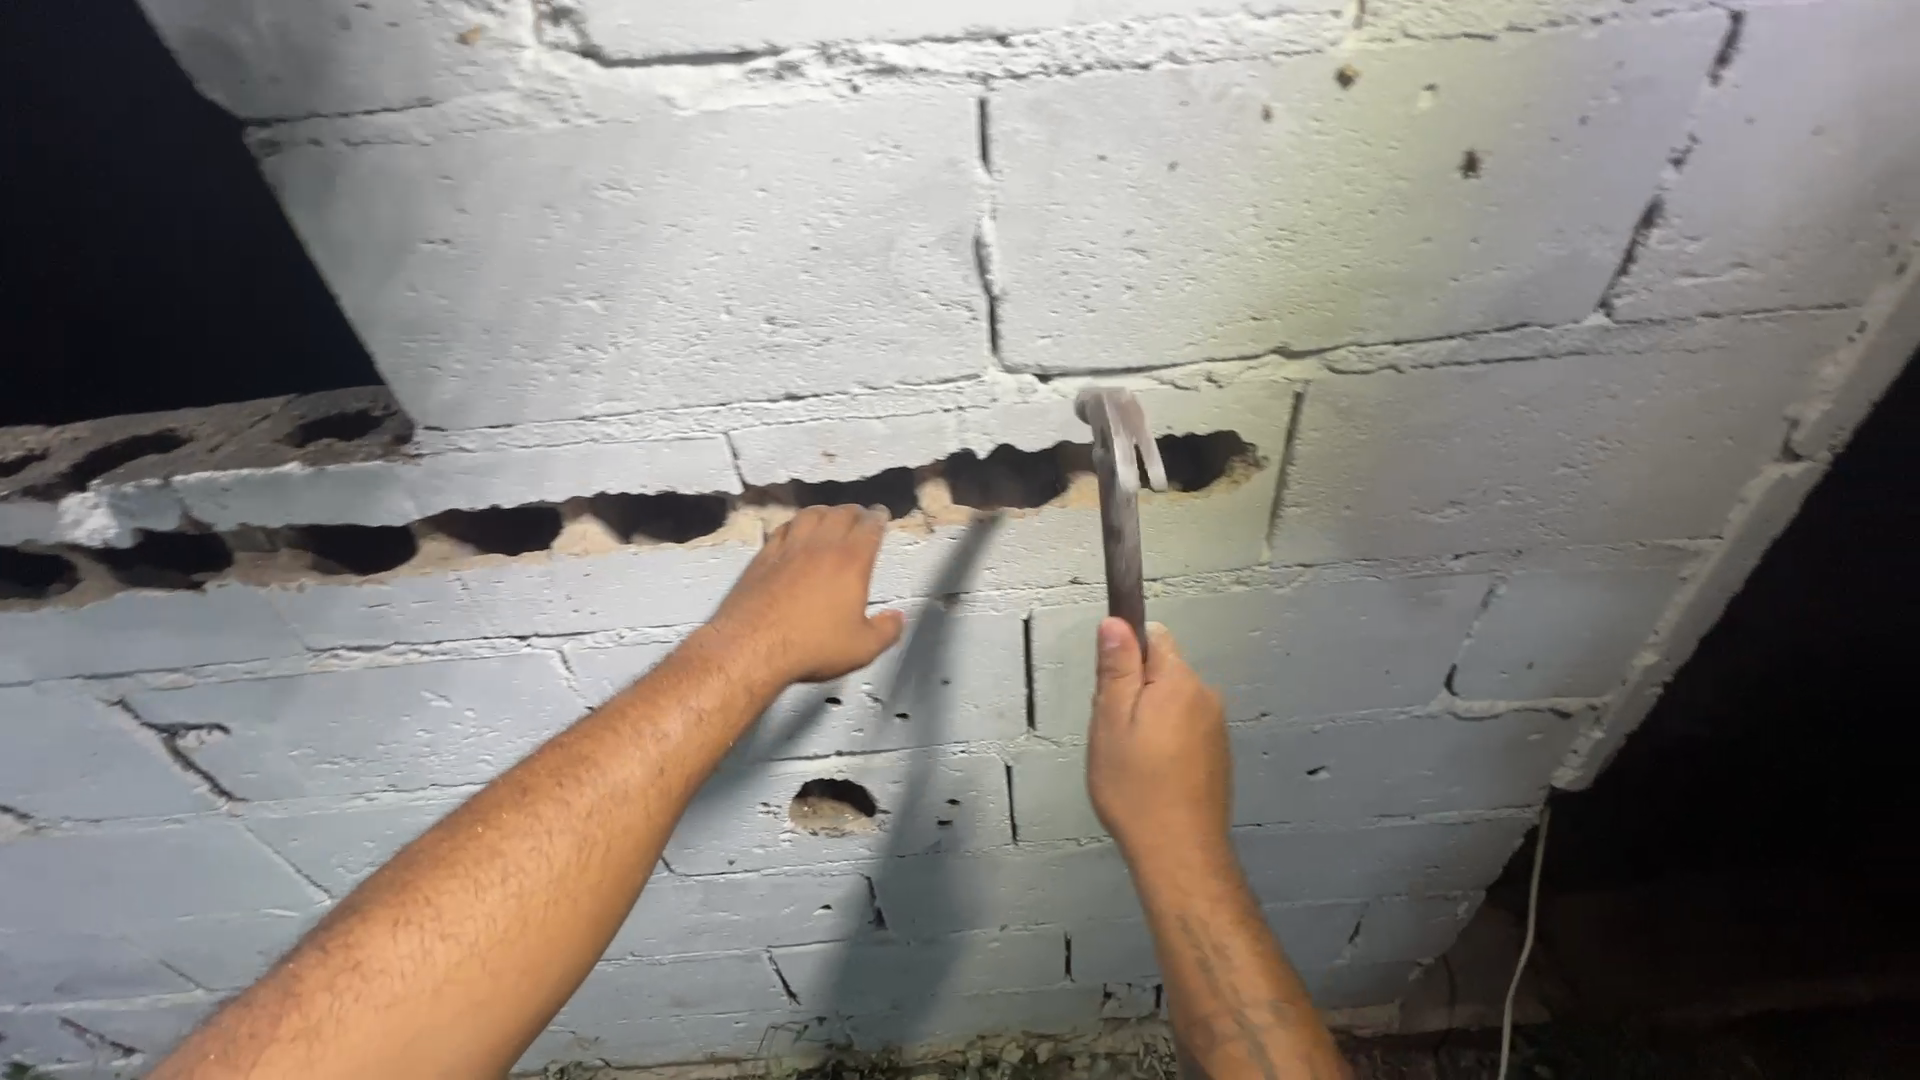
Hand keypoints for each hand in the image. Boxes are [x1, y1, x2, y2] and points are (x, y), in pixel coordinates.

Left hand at [704, 504, 905, 684]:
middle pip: (840, 513)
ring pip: (810, 514)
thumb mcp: (861, 648)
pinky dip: (795, 524)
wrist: (752, 647)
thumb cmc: (813, 646)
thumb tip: (898, 618)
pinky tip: (794, 531)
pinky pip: (783, 528)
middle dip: (854, 511)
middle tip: (860, 515)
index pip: (869, 527)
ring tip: (830, 516)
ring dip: (825, 511)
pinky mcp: (763, 556)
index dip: (878, 518)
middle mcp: (821, 546)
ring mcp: (789, 548)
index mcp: (851, 561)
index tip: (881, 514)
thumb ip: (886, 631)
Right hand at [1086, 618, 1232, 869]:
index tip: (1109, 690)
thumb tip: (1116, 621)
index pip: (1152, 636)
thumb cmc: (1136, 786)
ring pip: (1171, 701)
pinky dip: (1166, 740)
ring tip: (1130, 758)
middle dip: (1133, 690)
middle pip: (1161, 670)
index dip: (1124, 654)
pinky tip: (1152, 774)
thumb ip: (1116, 668)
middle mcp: (1205, 696)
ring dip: (1149, 717)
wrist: (1180, 852)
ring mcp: (1216, 727)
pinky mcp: (1218, 754)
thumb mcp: (1110, 721)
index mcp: (1179, 681)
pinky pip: (1185, 727)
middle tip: (1114, 731)